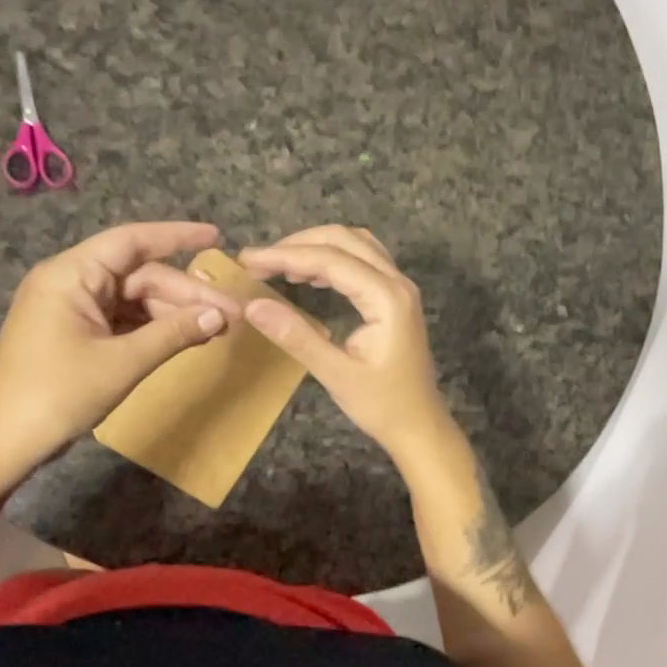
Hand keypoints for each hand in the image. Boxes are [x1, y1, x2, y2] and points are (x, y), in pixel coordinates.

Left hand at [0, 222, 240, 464]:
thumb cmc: (61, 393)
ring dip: (174, 313)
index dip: (177, 237)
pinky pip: (123, 320)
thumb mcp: (124, 362)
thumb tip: (220, 315)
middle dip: (186, 292)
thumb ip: (174, 334)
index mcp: (71, 275)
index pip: (131, 241)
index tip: (217, 236)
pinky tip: (187, 339)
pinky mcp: (76, 333)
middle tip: (233, 314)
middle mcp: (70, 282)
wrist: (9, 439)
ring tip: (217, 330)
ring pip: (134, 299)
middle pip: (139, 275)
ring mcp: (72, 309)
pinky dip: (155, 328)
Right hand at [239, 225, 454, 460]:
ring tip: (278, 265)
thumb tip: (252, 305)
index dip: (284, 255)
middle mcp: (397, 283)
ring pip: (356, 245)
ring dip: (316, 247)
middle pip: (344, 240)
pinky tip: (309, 277)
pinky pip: (364, 261)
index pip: (330, 259)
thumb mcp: (336, 374)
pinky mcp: (396, 299)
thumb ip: (296, 336)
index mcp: (387, 299)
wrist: (420, 426)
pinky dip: (334, 259)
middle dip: (298, 244)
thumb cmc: (383, 406)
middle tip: (258, 262)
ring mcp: (400, 289)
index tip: (246, 261)